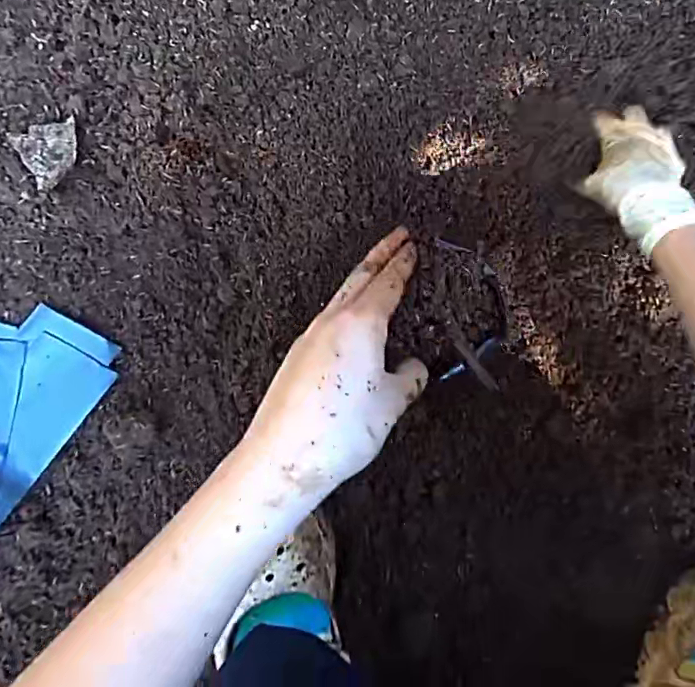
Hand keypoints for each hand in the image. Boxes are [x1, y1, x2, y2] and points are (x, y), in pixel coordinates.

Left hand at [241, 227, 428, 499]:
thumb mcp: (391, 404)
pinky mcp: (299, 354)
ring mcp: (312, 336)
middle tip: (398, 235)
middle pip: (361, 275)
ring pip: (343, 293)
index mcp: (361, 324)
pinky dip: (348, 303)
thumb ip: (410, 378)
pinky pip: (330, 315)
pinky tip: (353, 318)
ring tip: (378, 268)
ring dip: (363, 275)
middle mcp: (333, 322)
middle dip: (382, 252)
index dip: (404, 262)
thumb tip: (414, 368)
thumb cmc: (335, 432)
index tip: (413, 246)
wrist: (280, 459)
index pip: (389, 282)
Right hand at [579, 105, 687, 213]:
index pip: (603, 120)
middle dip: (628, 119)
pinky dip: (663, 148)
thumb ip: (592, 179)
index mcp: (613, 135)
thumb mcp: (596, 186)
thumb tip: (585, 183)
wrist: (648, 198)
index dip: (600, 123)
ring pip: (653, 126)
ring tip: (643, 143)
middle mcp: (636, 131)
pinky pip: (668, 144)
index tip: (598, 126)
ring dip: (648, 134)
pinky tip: (661, 155)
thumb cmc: (617, 188)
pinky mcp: (672, 153)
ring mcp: (656, 140)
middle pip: (633, 113)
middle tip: (624, 130)